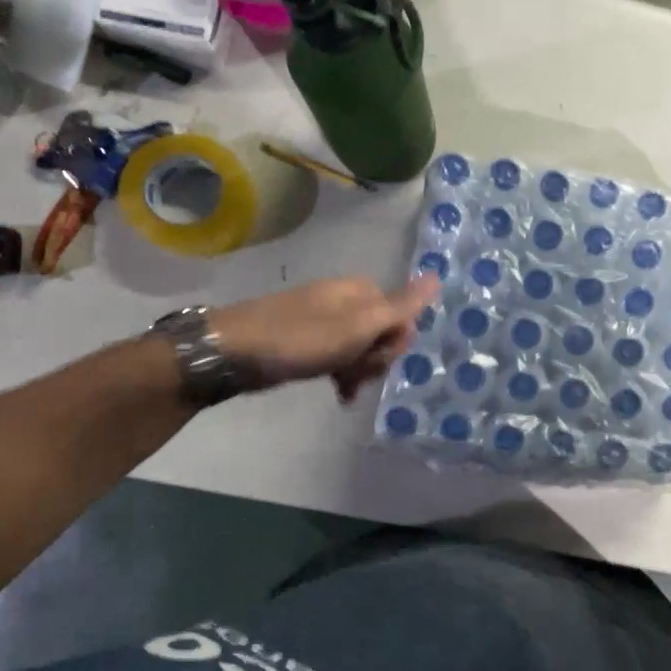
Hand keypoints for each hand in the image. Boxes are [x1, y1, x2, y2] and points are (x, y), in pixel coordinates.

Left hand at [211, 275, 437, 402]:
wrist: (233, 352)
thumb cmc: (301, 340)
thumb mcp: (358, 325)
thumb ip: (400, 306)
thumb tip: (438, 276)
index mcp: (360, 291)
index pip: (402, 317)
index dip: (394, 343)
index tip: (375, 356)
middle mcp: (345, 300)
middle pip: (383, 334)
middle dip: (376, 359)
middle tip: (354, 370)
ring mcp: (325, 321)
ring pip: (362, 349)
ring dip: (360, 370)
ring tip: (344, 387)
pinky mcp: (307, 341)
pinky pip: (340, 357)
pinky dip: (343, 374)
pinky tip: (339, 393)